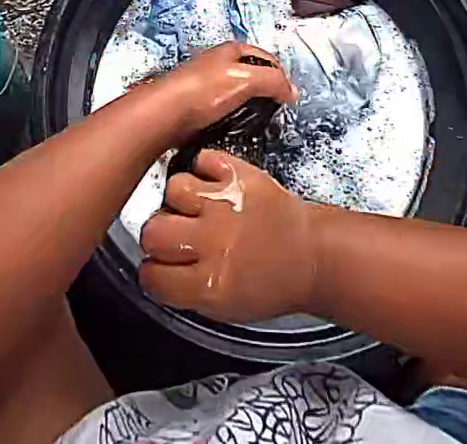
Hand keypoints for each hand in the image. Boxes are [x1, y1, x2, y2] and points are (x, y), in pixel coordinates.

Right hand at [138, 150, 321, 322]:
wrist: (314, 254)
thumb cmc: (272, 283)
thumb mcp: (225, 307)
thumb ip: (186, 290)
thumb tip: (156, 268)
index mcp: (209, 285)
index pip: (151, 275)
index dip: (153, 270)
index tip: (160, 264)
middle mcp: (214, 242)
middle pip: (154, 230)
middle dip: (159, 233)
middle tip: (176, 234)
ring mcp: (227, 203)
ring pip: (174, 188)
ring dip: (181, 198)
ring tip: (197, 205)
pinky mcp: (242, 174)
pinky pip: (204, 158)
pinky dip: (205, 167)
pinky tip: (213, 183)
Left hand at [146, 42, 296, 137]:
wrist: (165, 115)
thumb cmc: (201, 91)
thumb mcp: (247, 80)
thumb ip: (274, 82)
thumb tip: (291, 91)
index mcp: (233, 50)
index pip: (268, 59)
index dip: (280, 75)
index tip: (287, 95)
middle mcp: (220, 64)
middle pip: (253, 75)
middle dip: (265, 91)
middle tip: (274, 109)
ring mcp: (209, 85)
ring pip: (238, 94)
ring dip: (249, 107)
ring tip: (255, 121)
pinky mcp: (199, 106)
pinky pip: (225, 110)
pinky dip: (233, 117)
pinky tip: (235, 127)